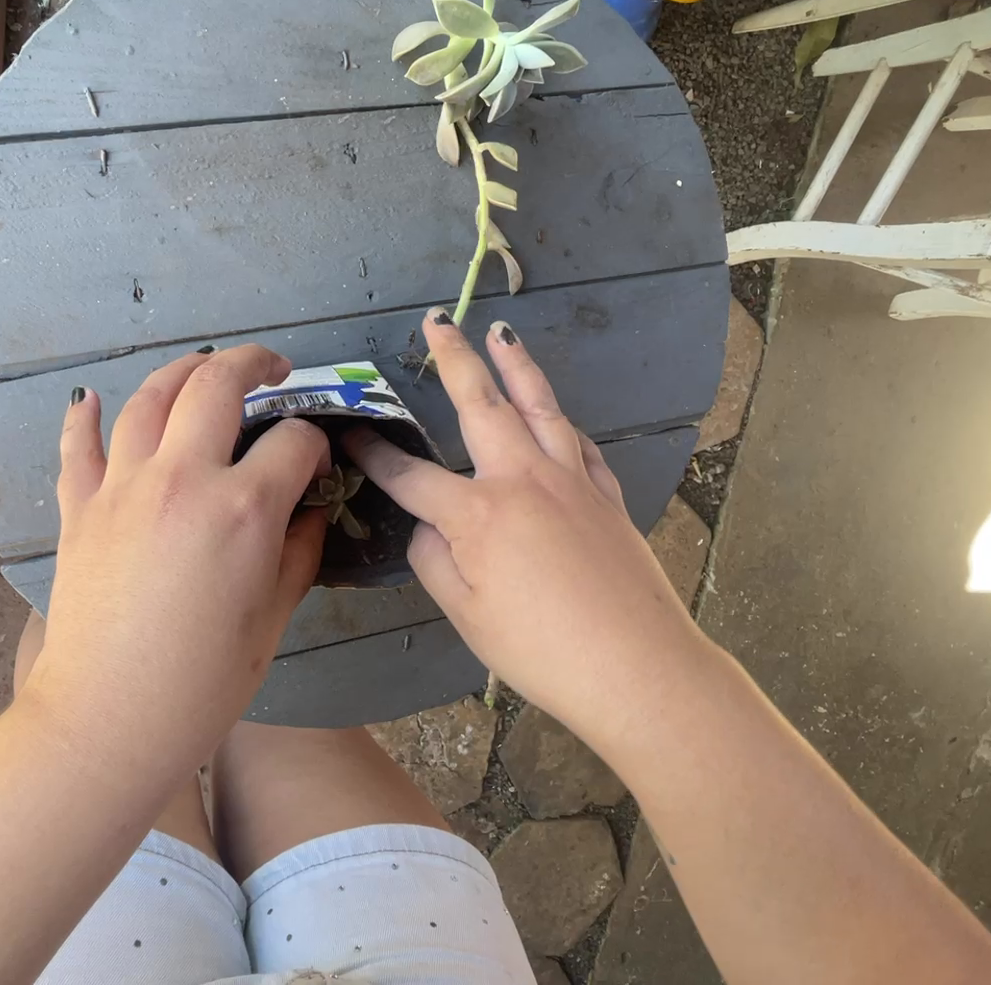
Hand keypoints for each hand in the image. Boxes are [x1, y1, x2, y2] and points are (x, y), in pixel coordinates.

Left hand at [37, 345, 328, 763]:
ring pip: (151, 397)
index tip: (317, 457)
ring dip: (183, 370)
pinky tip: (95, 399)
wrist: (108, 722)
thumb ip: (301, 550)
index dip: (315, 443)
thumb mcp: (274, 617)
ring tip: (205, 368)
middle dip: (255, 364)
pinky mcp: (79, 506)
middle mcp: (183, 477)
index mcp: (243, 508)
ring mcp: (123, 486)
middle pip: (218, 385)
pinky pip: (79, 444)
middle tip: (275, 368)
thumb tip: (313, 507)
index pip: (293, 443)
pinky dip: (87, 415)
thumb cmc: (206, 682)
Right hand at [345, 311, 700, 743]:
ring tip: (502, 333)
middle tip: (437, 322)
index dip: (376, 454)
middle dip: (453, 359)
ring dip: (516, 365)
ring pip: (539, 405)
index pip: (411, 476)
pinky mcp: (606, 493)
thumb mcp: (467, 614)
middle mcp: (522, 478)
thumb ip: (435, 560)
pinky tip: (556, 415)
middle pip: (480, 405)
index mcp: (478, 514)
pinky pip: (578, 442)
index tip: (352, 431)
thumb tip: (429, 526)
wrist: (638, 667)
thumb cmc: (541, 650)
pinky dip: (561, 420)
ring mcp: (571, 479)